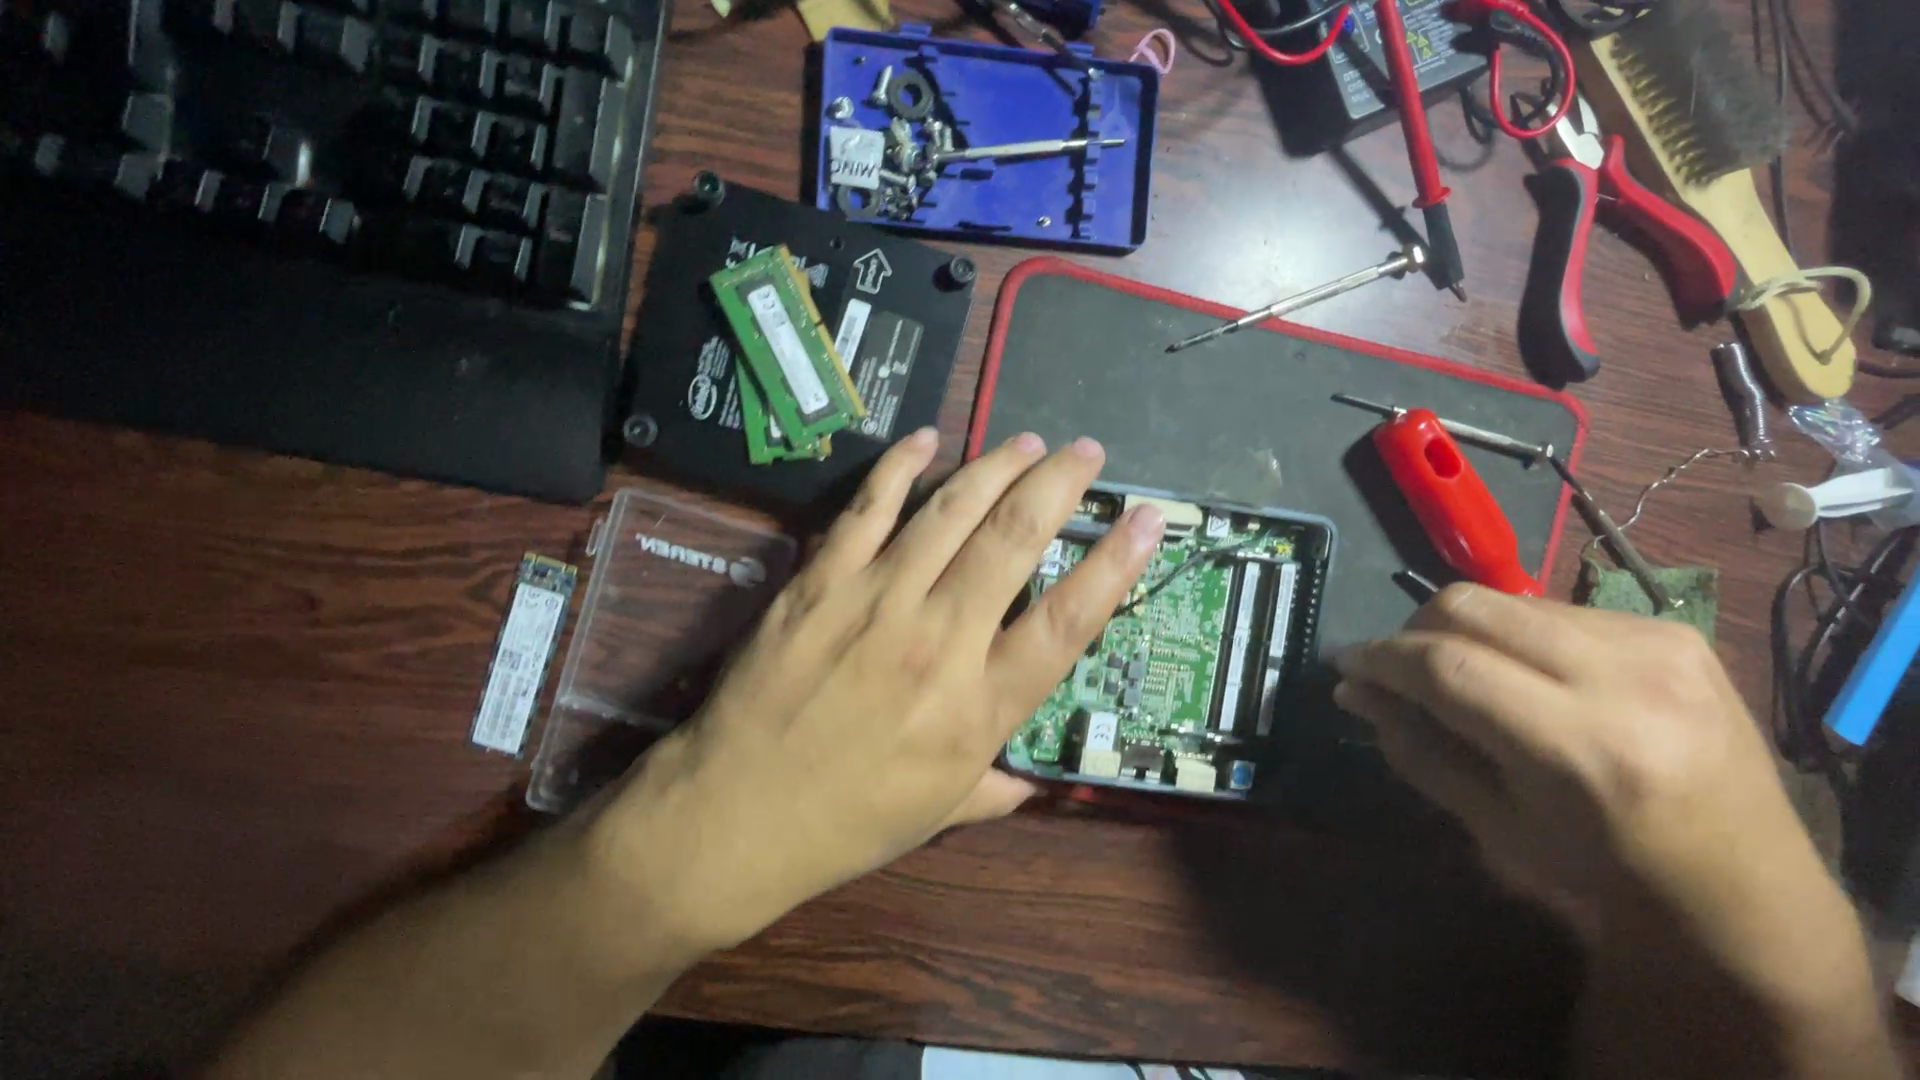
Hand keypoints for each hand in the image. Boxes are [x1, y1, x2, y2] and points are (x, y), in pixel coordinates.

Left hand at [590, 429, 1164, 950]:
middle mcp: (939, 639)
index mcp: (980, 705)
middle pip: (1014, 540)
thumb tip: (1029, 783)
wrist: (735, 813)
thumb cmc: (846, 821)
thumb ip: (994, 786)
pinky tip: (928, 439)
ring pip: (951, 510)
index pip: (1068, 619)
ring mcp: (877, 599)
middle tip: (1085, 452)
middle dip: (1059, 485)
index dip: (1117, 563)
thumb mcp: (939, 813)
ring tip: (1027, 442)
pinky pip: (869, 507)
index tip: (1147, 519)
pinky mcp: (821, 579)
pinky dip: (902, 466)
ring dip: (996, 466)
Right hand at [1332, 584, 1828, 946]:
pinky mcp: (1673, 629)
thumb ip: (1415, 747)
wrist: (1745, 883)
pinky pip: (1553, 609)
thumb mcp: (1491, 824)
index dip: (1381, 658)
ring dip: (1460, 630)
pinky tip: (1521, 673)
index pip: (1448, 667)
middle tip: (1396, 667)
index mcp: (1580, 750)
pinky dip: (1513, 633)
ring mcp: (1658, 645)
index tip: (1346, 665)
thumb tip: (1352, 689)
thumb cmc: (1604, 870)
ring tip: (1457, 671)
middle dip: (1412, 630)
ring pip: (1507, 600)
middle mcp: (1626, 681)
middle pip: (1472, 609)